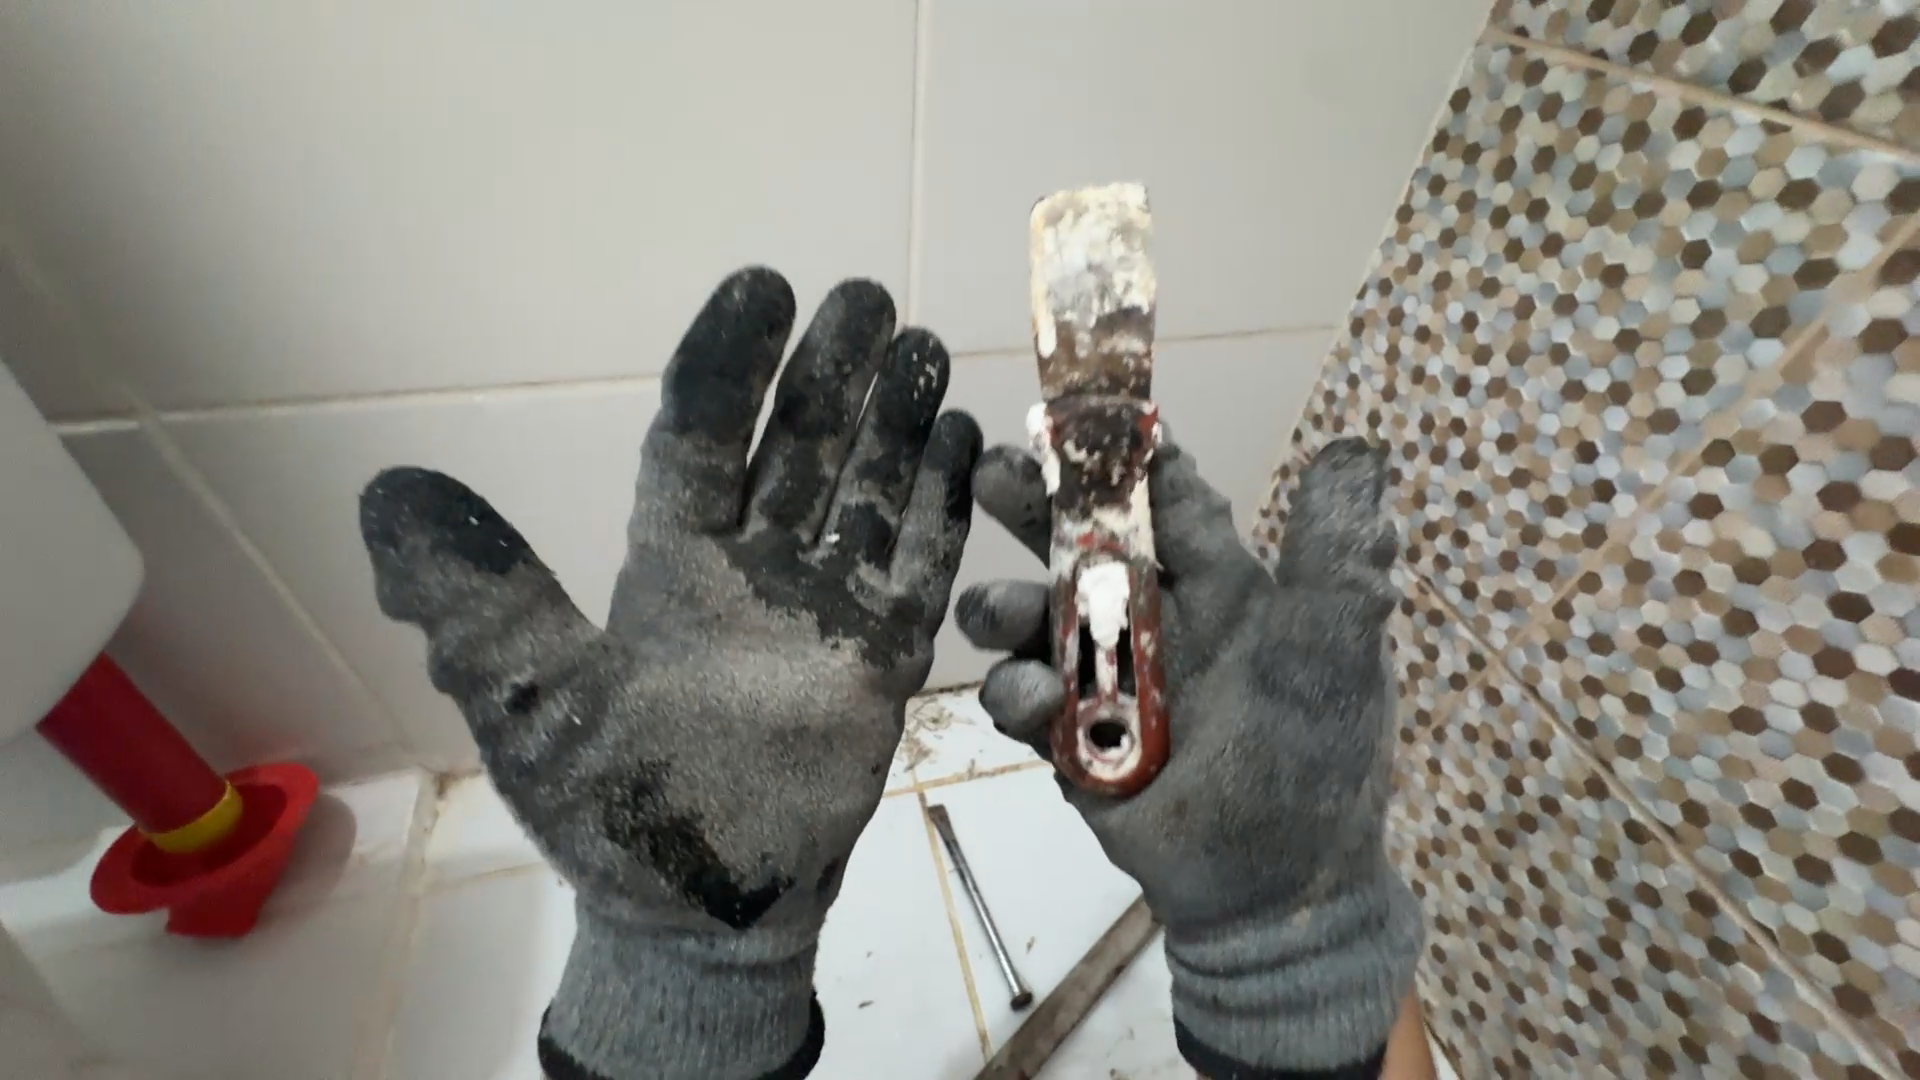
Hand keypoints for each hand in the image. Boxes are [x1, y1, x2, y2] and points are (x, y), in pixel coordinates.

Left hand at [359, 269, 978, 1079]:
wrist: (706, 900)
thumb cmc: (616, 809)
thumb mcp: (532, 703)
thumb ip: (480, 600)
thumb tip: (391, 489)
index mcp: (673, 562)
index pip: (703, 435)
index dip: (731, 362)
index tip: (765, 285)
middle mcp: (757, 566)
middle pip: (801, 448)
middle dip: (835, 372)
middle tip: (869, 298)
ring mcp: (830, 606)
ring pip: (871, 493)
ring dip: (899, 423)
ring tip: (927, 352)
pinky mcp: (886, 652)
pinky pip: (921, 567)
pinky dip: (942, 507)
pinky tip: (960, 442)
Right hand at [955, 435, 1421, 1075]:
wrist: (1274, 884)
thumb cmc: (1311, 756)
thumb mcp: (1333, 648)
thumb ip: (1334, 555)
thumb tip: (1356, 449)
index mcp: (1211, 582)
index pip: (1163, 497)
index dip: (1125, 450)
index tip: (1078, 406)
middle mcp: (1147, 613)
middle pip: (1074, 538)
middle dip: (1031, 504)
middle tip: (988, 471)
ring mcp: (1099, 671)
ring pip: (1029, 614)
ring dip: (1003, 604)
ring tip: (999, 614)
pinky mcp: (1066, 730)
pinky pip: (1020, 696)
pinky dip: (1015, 694)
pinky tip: (1035, 707)